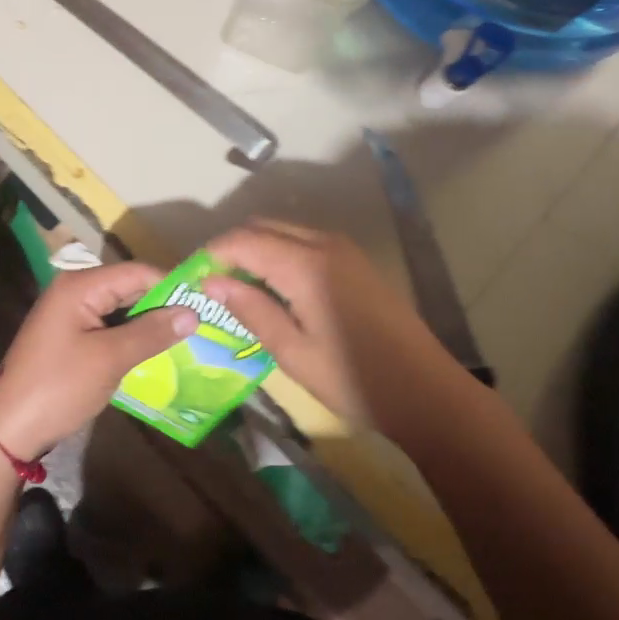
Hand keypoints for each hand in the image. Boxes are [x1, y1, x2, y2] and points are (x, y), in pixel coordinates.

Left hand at [0, 263, 196, 459]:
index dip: (172, 284)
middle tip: (204, 322)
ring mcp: (70, 314)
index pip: (136, 272)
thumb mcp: (109, 359)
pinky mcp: (70, 337)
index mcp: (80, 286)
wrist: (10, 428)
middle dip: (163, 304)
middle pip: (129, 287)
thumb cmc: (59, 387)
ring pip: (121, 309)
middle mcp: (74, 290)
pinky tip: (158, 352)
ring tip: (189, 337)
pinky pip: (109, 327)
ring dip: (150, 322)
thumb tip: (192, 312)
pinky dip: (132, 337)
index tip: (207, 302)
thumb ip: (151, 332)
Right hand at [200, 219, 444, 429]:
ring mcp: (343, 250)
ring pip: (283, 231)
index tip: (191, 280)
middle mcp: (324, 244)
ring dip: (255, 250)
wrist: (427, 392)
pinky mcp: (354, 262)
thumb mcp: (293, 352)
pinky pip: (303, 243)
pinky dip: (279, 255)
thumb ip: (251, 309)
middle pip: (262, 227)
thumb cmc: (354, 379)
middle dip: (231, 249)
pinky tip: (274, 290)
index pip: (243, 240)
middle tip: (211, 286)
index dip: (211, 255)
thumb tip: (211, 281)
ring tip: (238, 289)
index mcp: (306, 264)